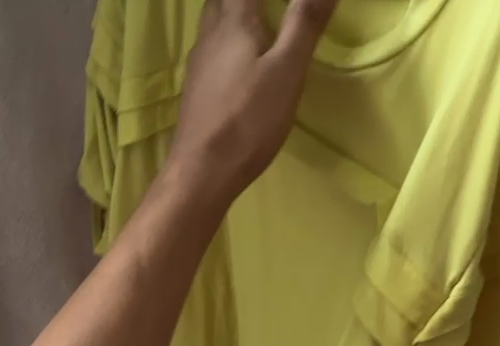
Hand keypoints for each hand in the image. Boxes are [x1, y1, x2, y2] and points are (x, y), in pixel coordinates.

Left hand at [167, 0, 338, 206]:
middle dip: (242, 0)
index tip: (284, 4)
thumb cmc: (247, 121)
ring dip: (231, 10)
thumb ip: (305, 21)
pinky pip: (210, 49)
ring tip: (254, 18)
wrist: (201, 173)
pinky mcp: (195, 90)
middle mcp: (209, 33)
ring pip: (212, 20)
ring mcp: (198, 63)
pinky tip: (237, 59)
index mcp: (233, 19)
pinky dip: (225, 39)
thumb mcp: (286, 70)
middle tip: (265, 9)